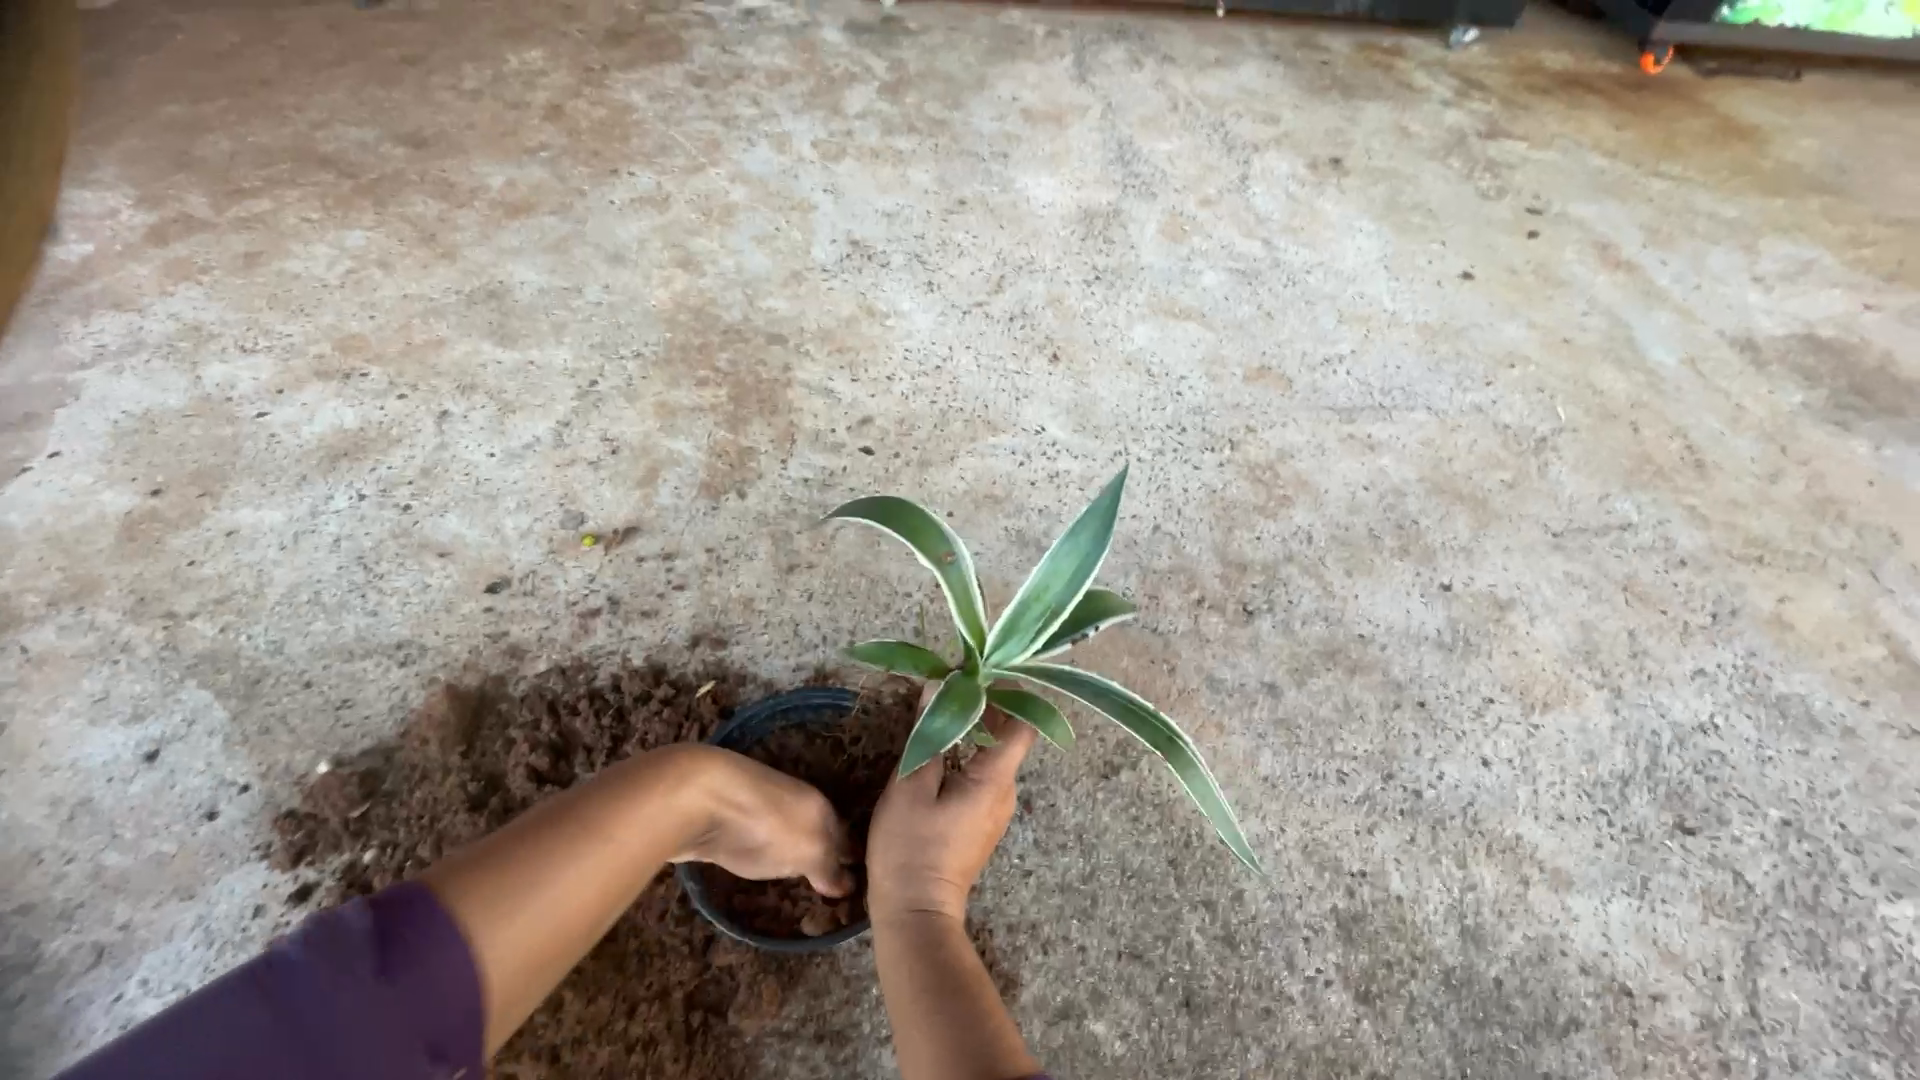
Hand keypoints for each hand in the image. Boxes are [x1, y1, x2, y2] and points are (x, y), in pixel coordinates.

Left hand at [664, 745, 853, 897]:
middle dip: (823, 852)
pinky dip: (763, 850)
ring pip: (784, 832)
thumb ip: (827, 867)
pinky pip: (756, 837)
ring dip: (791, 850)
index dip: (850, 857)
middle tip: (830, 883)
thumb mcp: (807, 850)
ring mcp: (760, 807)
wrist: (697, 797)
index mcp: (819, 807)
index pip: (843, 835)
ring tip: (797, 876)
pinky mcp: (728, 817)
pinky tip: (760, 862)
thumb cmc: (763, 825)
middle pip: (815, 831)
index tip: (857, 882)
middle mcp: (794, 802)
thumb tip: (847, 884)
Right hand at [867, 693, 1037, 922]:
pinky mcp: (981, 821)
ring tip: (939, 709)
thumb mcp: (910, 785)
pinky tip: (938, 748)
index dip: (1011, 695)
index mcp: (995, 780)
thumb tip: (936, 688)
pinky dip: (966, 754)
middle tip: (950, 683)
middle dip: (984, 706)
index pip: (1024, 726)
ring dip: (973, 730)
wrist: (915, 912)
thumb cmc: (911, 848)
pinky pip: (982, 775)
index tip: (982, 673)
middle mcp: (1005, 793)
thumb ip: (927, 734)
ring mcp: (995, 810)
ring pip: (993, 756)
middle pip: (1008, 737)